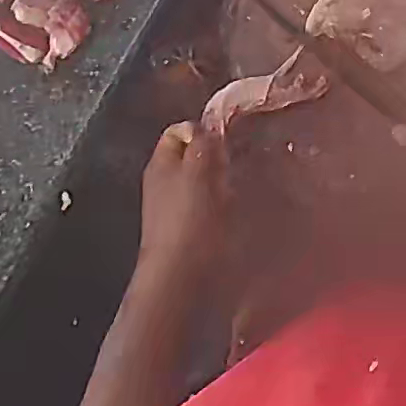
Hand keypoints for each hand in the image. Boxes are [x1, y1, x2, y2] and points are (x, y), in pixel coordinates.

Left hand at [136, 121, 227, 288]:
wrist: (182, 279)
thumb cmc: (189, 218)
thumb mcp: (199, 168)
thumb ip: (205, 141)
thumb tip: (212, 126)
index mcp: (161, 164)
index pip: (181, 130)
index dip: (203, 128)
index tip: (227, 139)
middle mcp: (166, 183)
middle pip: (196, 156)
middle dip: (219, 156)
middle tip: (240, 160)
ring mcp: (177, 209)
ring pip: (207, 181)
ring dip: (226, 180)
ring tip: (243, 185)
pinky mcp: (193, 231)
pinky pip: (214, 205)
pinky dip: (227, 204)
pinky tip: (240, 211)